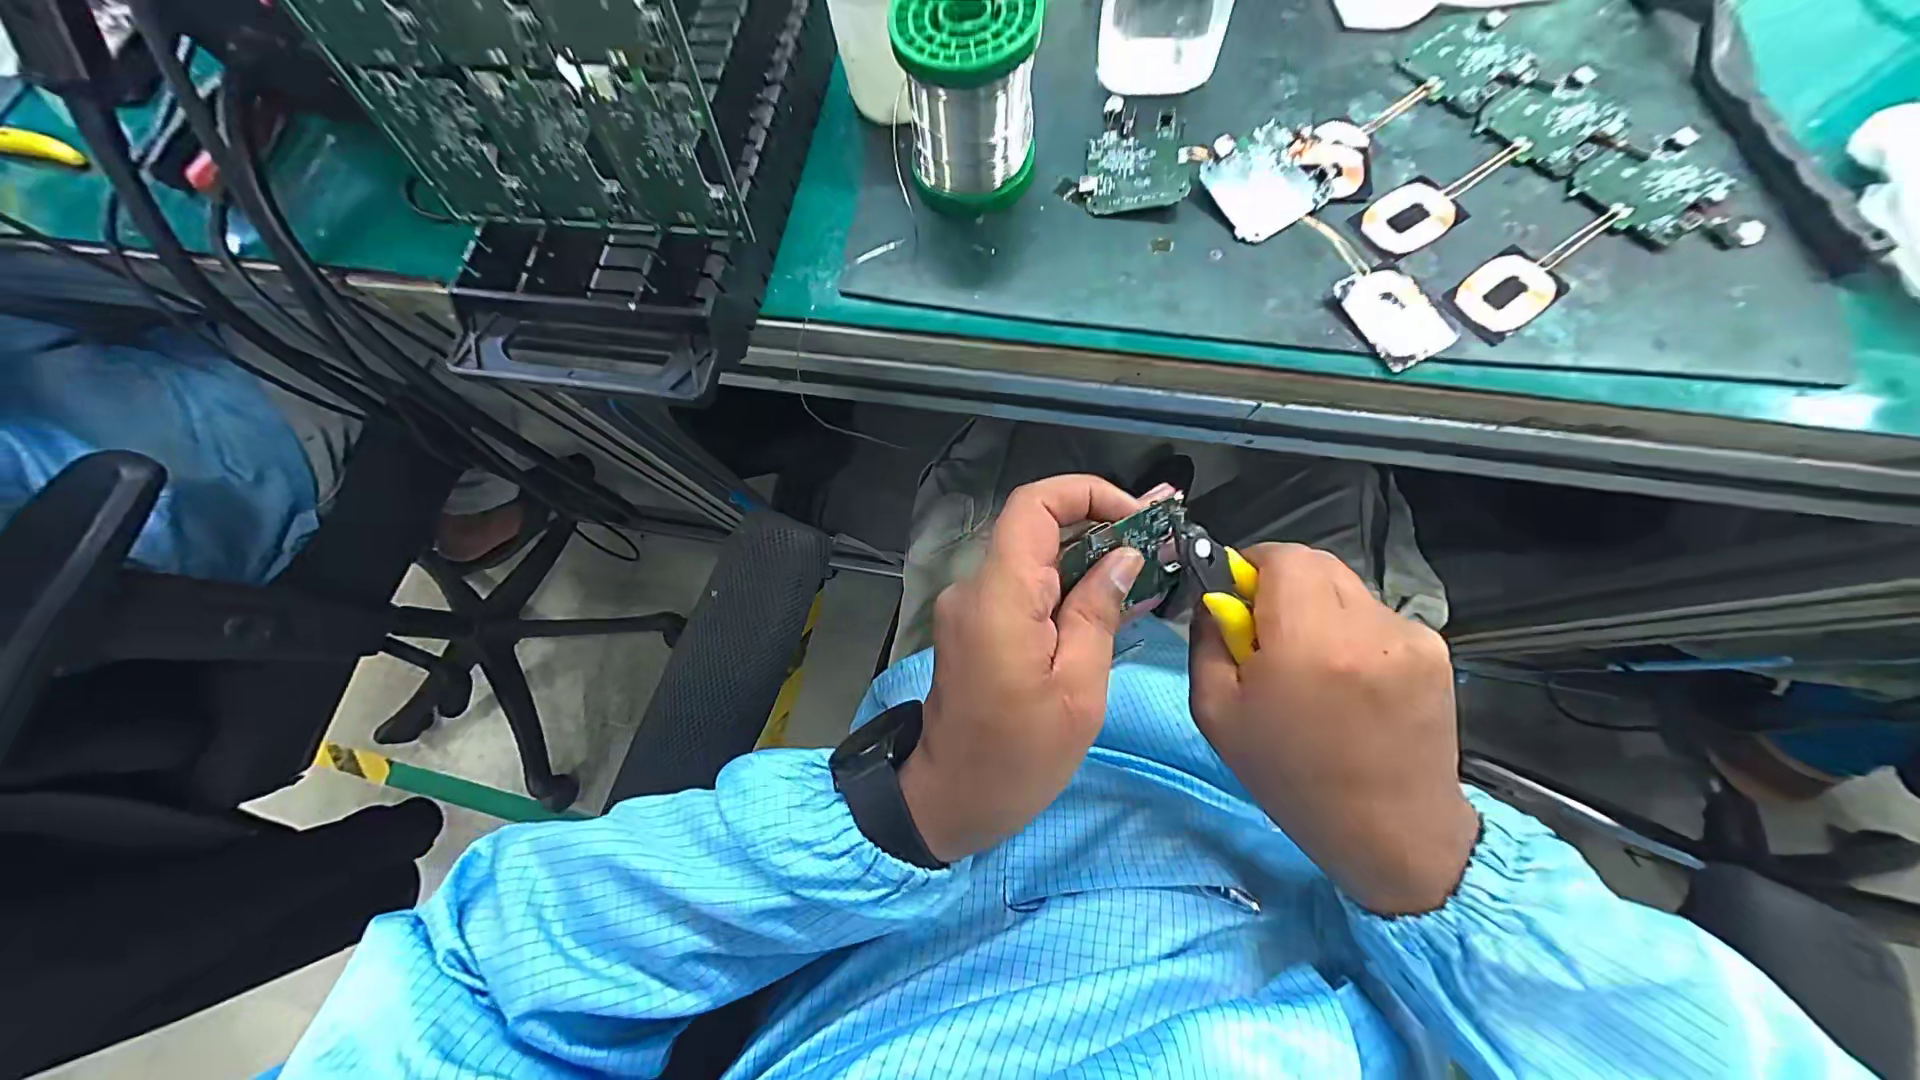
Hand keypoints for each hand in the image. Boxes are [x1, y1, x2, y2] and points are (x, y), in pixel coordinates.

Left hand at [901, 475, 1154, 862]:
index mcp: (1000, 596)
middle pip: (1038, 529)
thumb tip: (1123, 556)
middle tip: (1161, 541)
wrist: (951, 797)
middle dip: (1101, 527)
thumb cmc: (1018, 756)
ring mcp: (971, 605)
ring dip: (1089, 559)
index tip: (1136, 517)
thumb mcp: (1078, 689)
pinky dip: (1067, 587)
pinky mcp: (976, 624)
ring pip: (1034, 559)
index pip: (1033, 505)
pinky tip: (1112, 600)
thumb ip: (1098, 612)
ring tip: (1149, 568)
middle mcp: (977, 587)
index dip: (1086, 493)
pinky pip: (1025, 588)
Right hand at [1189, 543, 1477, 914]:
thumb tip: (1217, 598)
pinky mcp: (1434, 649)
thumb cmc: (1290, 775)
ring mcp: (1410, 636)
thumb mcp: (1216, 710)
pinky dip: (1347, 629)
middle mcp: (1368, 626)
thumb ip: (1208, 639)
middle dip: (1280, 584)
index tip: (1236, 599)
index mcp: (1310, 642)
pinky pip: (1371, 613)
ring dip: (1314, 607)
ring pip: (1343, 586)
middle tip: (1265, 631)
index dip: (1250, 565)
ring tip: (1310, 663)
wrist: (1391, 831)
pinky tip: (1345, 677)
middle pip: (1314, 562)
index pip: (1282, 556)